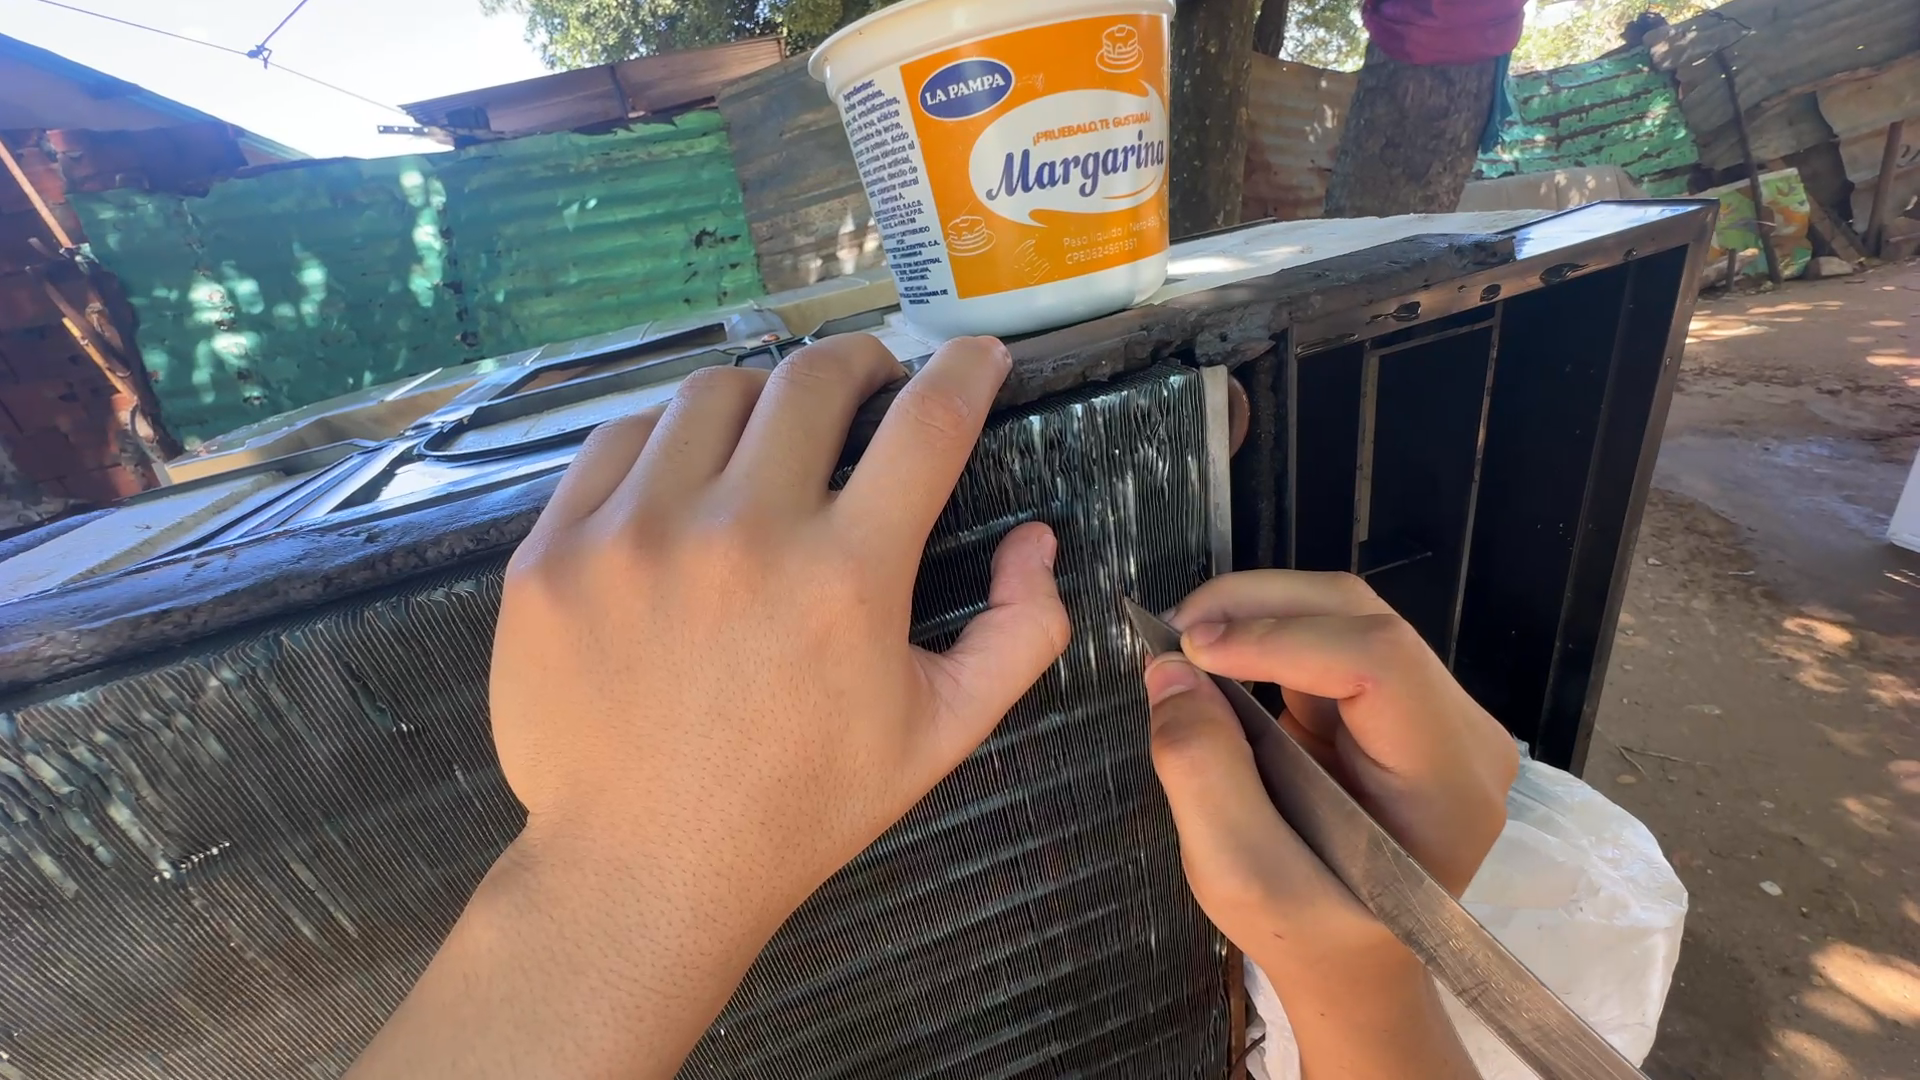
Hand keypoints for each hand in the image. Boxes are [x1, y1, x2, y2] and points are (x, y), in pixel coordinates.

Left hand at [492, 332, 1070, 923]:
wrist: (645, 868)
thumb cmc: (807, 801)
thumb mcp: (945, 731)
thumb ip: (1020, 632)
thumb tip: (1038, 541)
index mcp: (848, 576)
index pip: (928, 425)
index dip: (966, 372)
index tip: (977, 355)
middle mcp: (743, 533)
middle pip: (815, 378)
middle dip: (862, 364)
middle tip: (870, 389)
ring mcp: (634, 535)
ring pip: (714, 392)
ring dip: (766, 397)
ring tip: (775, 437)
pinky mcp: (555, 552)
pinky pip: (623, 440)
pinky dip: (673, 438)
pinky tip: (686, 481)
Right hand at [1142, 570, 1517, 1077]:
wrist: (1349, 952)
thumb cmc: (1308, 932)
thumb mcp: (1241, 874)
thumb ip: (1202, 773)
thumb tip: (1169, 668)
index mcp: (1447, 785)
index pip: (1379, 662)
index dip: (1277, 638)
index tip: (1188, 649)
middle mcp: (1457, 730)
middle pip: (1360, 615)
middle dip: (1256, 605)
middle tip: (1172, 630)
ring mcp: (1424, 706)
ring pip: (1339, 610)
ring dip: (1252, 608)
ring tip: (1183, 638)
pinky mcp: (1384, 697)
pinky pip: (1322, 630)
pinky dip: (1258, 627)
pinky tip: (1214, 652)